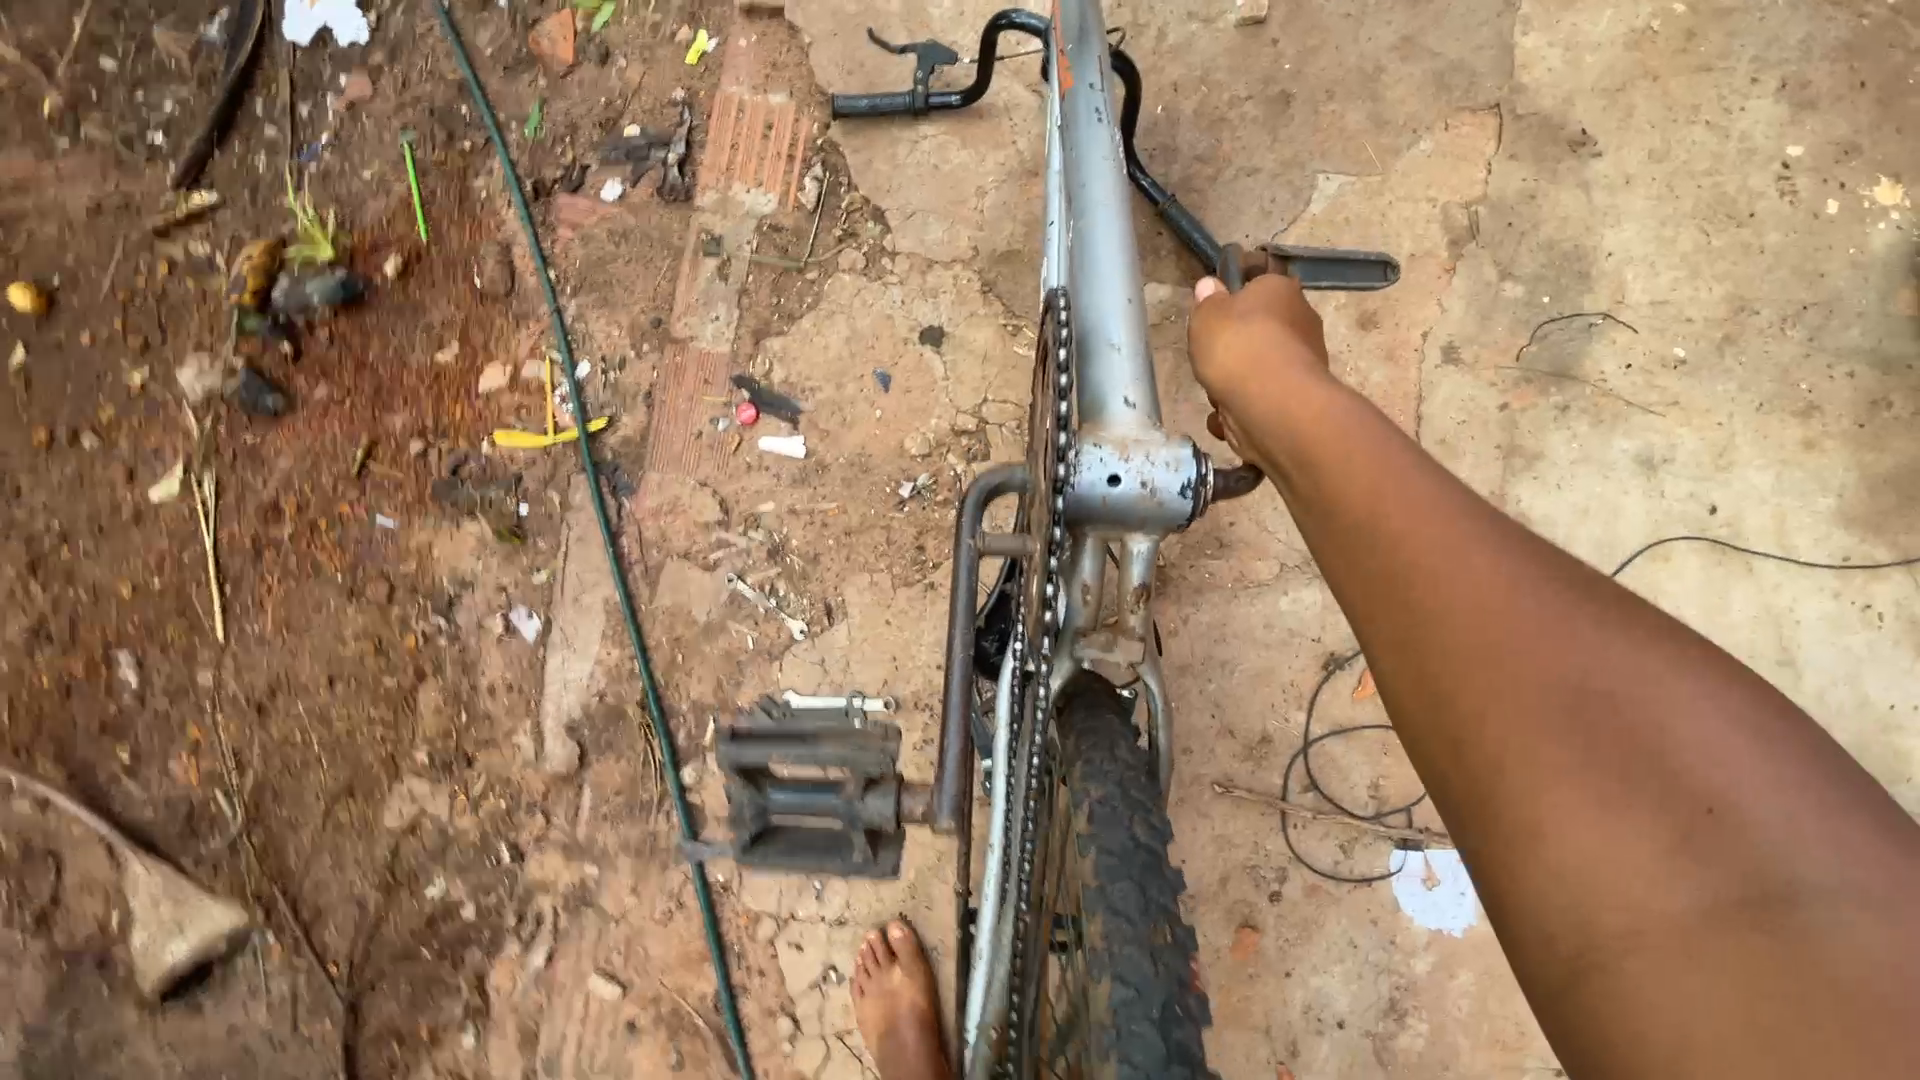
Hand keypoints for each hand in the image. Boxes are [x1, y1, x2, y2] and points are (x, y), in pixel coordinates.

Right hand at [1187, 274, 1330, 460]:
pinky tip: (1225, 419)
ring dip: (1237, 383)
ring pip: (1260, 370)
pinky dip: (1242, 410)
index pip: (1259, 288)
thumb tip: (1210, 285)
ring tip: (1217, 396)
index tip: (1216, 322)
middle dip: (1237, 351)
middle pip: (1261, 333)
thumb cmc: (1236, 345)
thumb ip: (1207, 302)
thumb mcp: (1207, 316)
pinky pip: (1261, 400)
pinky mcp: (1298, 398)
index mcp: (1280, 290)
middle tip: (1214, 362)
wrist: (1269, 401)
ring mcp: (1304, 361)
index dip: (1235, 305)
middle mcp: (1301, 320)